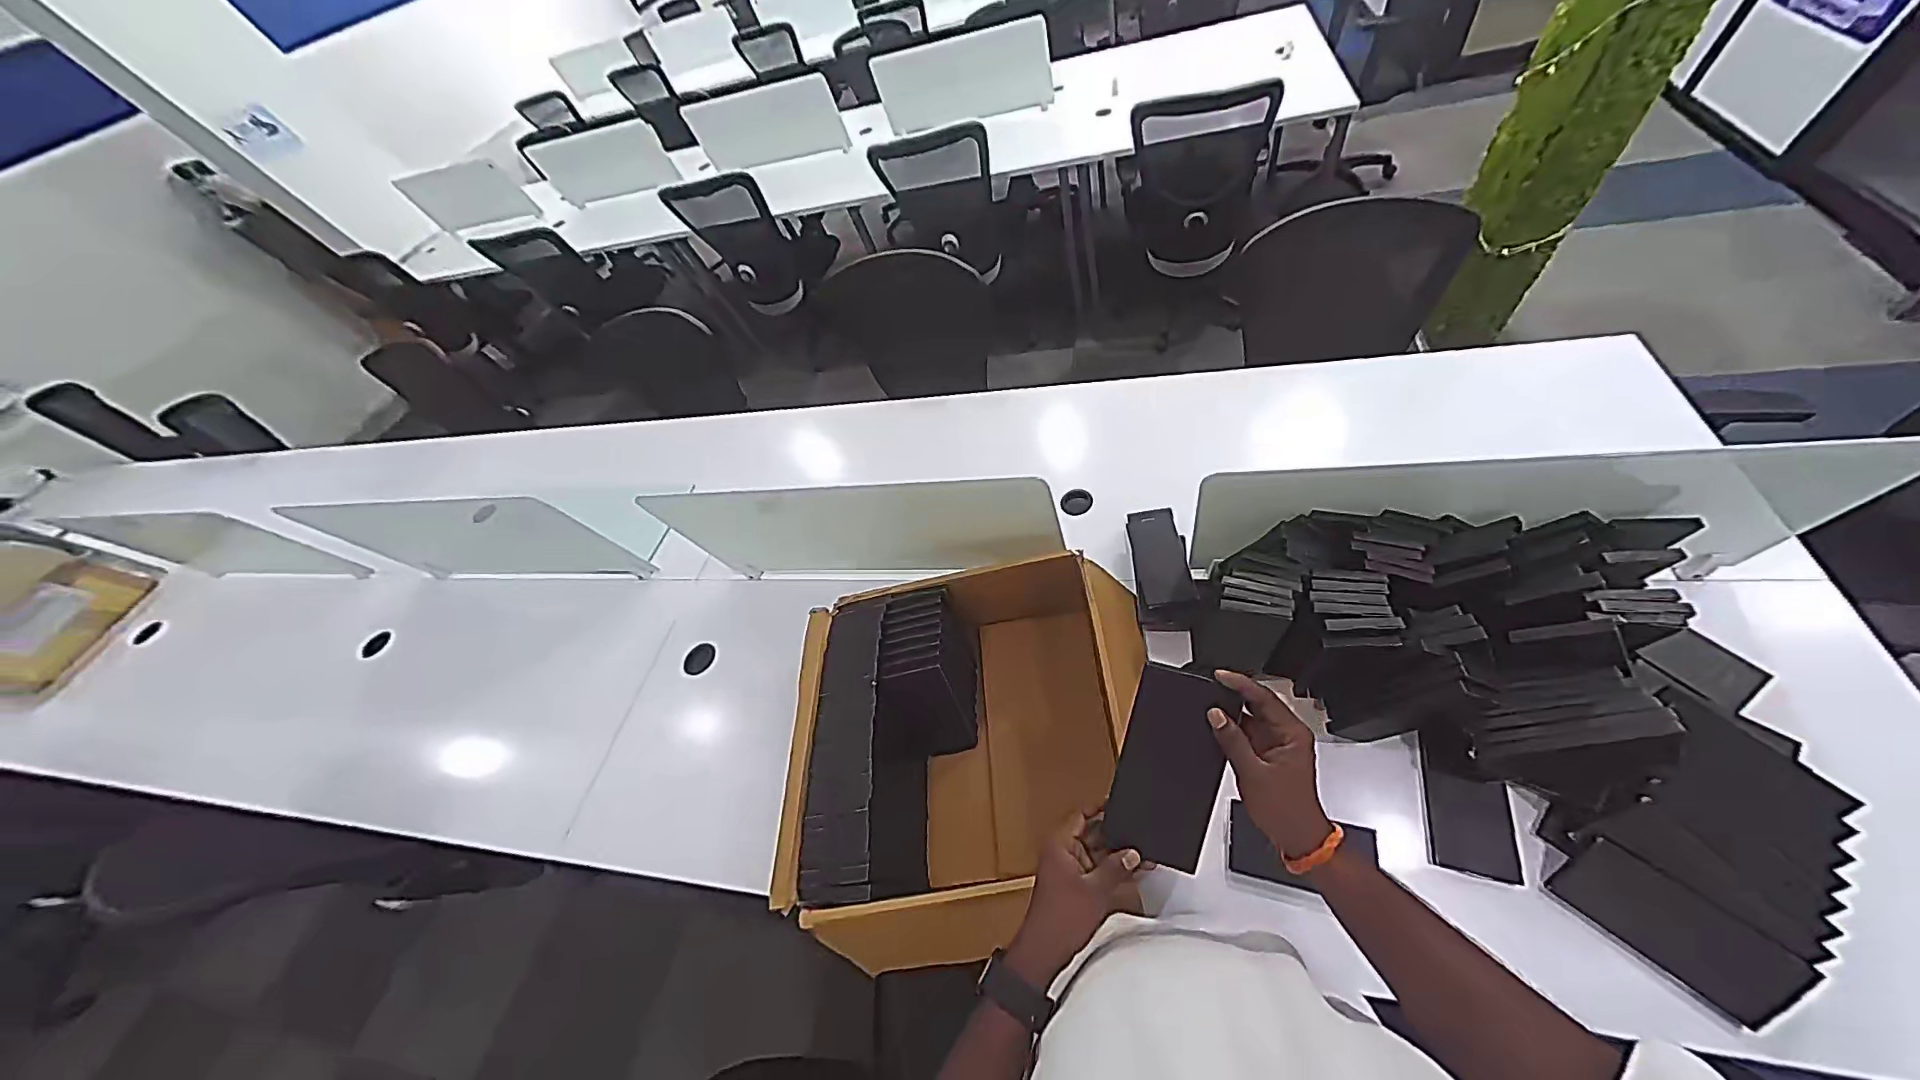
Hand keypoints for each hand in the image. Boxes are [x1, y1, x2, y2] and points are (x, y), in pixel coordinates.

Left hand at [1006, 806, 1142, 985]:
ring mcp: (1069, 870)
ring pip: (1097, 853)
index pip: (1080, 815)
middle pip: (1091, 833)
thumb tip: (1131, 853)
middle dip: (1114, 834)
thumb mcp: (1095, 890)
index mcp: (1060, 845)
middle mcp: (1063, 854)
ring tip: (1141, 853)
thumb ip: (1116, 868)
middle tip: (1137, 832)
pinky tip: (1132, 871)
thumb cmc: (1058, 921)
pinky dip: (1112, 870)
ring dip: (1116, 854)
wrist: (1046, 953)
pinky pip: (1097, 870)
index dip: (1099, 807)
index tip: (1118, 803)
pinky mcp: (1076, 886)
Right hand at [1210, 669, 1334, 860]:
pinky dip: (1233, 732)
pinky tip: (1219, 731)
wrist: (1297, 838)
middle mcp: (1288, 736)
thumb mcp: (1253, 773)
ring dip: (1232, 716)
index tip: (1220, 675)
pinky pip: (1247, 734)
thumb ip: (1232, 740)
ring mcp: (1278, 745)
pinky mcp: (1268, 755)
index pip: (1265, 698)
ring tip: (1211, 711)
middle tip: (1210, 688)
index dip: (1241, 684)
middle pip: (1258, 706)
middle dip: (1234, 697)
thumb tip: (1216, 715)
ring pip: (1251, 720)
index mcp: (1293, 734)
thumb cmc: (1287, 811)